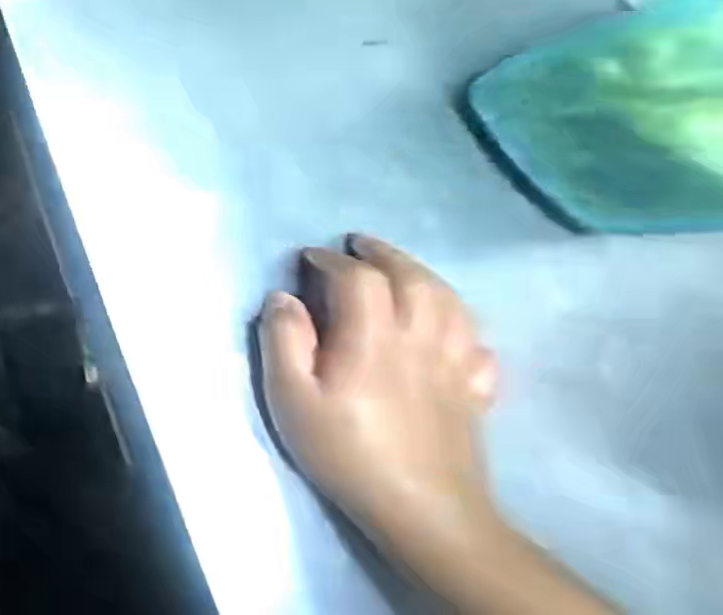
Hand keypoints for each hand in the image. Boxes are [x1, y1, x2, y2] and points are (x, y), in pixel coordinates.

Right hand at [257, 234, 501, 565]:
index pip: (361, 280)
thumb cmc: (345, 449)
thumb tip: (283, 297)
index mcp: (373, 341)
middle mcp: (420, 345)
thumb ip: (283, 339)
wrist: (426, 517)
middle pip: (418, 283)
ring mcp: (455, 370)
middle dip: (386, 255)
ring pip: (454, 307)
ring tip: (399, 270)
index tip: (307, 258)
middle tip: (357, 244)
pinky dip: (462, 325)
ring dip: (425, 278)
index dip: (333, 260)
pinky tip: (445, 328)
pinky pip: (479, 347)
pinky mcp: (474, 396)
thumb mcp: (290, 395)